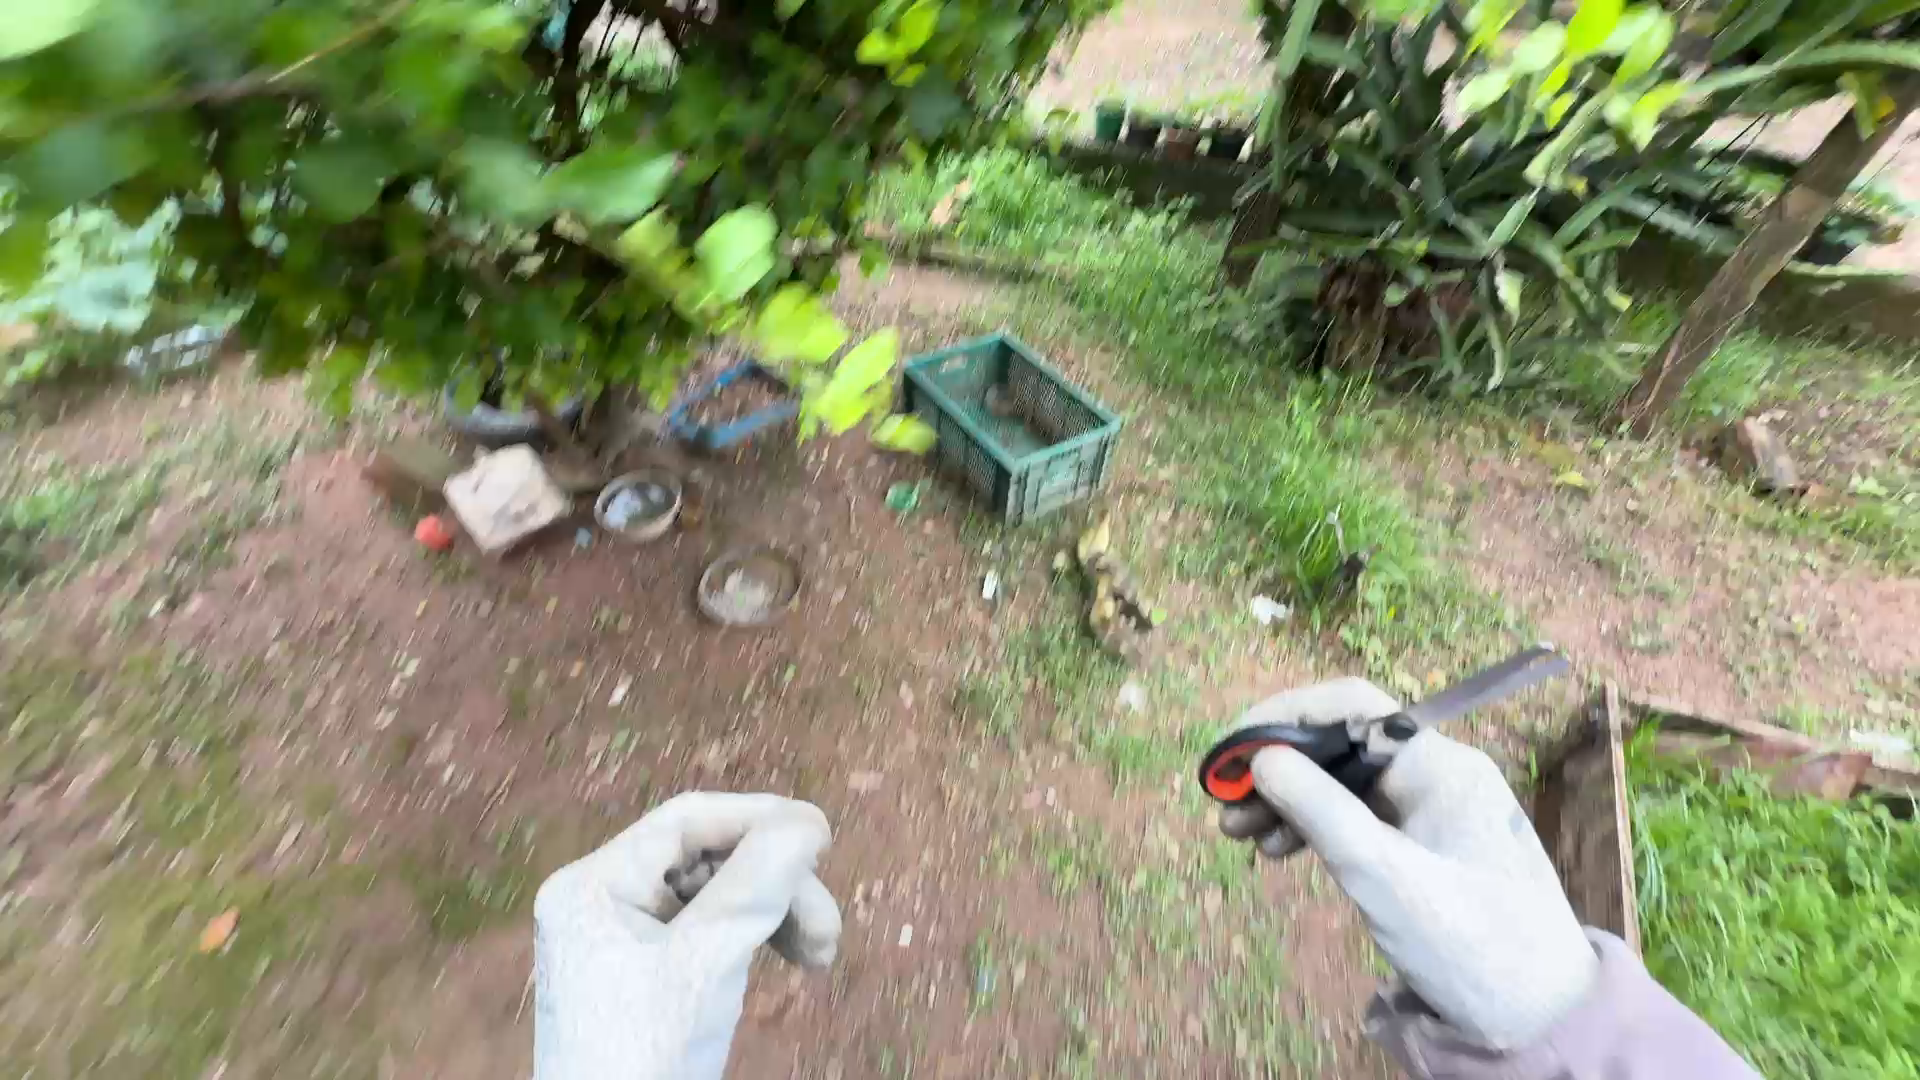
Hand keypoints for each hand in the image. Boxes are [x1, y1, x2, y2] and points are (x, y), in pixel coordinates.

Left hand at [534, 793, 840, 1079]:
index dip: (760, 818)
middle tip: (827, 925)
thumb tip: (812, 819)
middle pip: (714, 857)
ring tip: (823, 952)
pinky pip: (720, 927)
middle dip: (777, 885)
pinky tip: (797, 957)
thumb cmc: (647, 1059)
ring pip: (726, 891)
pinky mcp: (657, 968)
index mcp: (596, 884)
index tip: (822, 839)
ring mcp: (631, 935)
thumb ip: (758, 879)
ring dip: (781, 912)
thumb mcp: (707, 960)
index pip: (690, 819)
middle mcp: (608, 898)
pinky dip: (762, 936)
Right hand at [1218, 678, 1596, 1049]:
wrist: (1544, 1028)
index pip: (1351, 707)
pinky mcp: (1416, 840)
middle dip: (1274, 768)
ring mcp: (1424, 807)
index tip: (1233, 747)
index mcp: (1439, 766)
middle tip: (1223, 800)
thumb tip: (1260, 758)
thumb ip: (1320, 811)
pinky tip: (1274, 849)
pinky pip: (1349, 814)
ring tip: (1235, 831)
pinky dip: (1307, 825)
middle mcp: (1431, 773)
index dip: (1284, 714)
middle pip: (1335, 745)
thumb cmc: (1471, 948)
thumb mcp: (1385, 878)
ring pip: (1335, 780)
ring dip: (1282, 799)